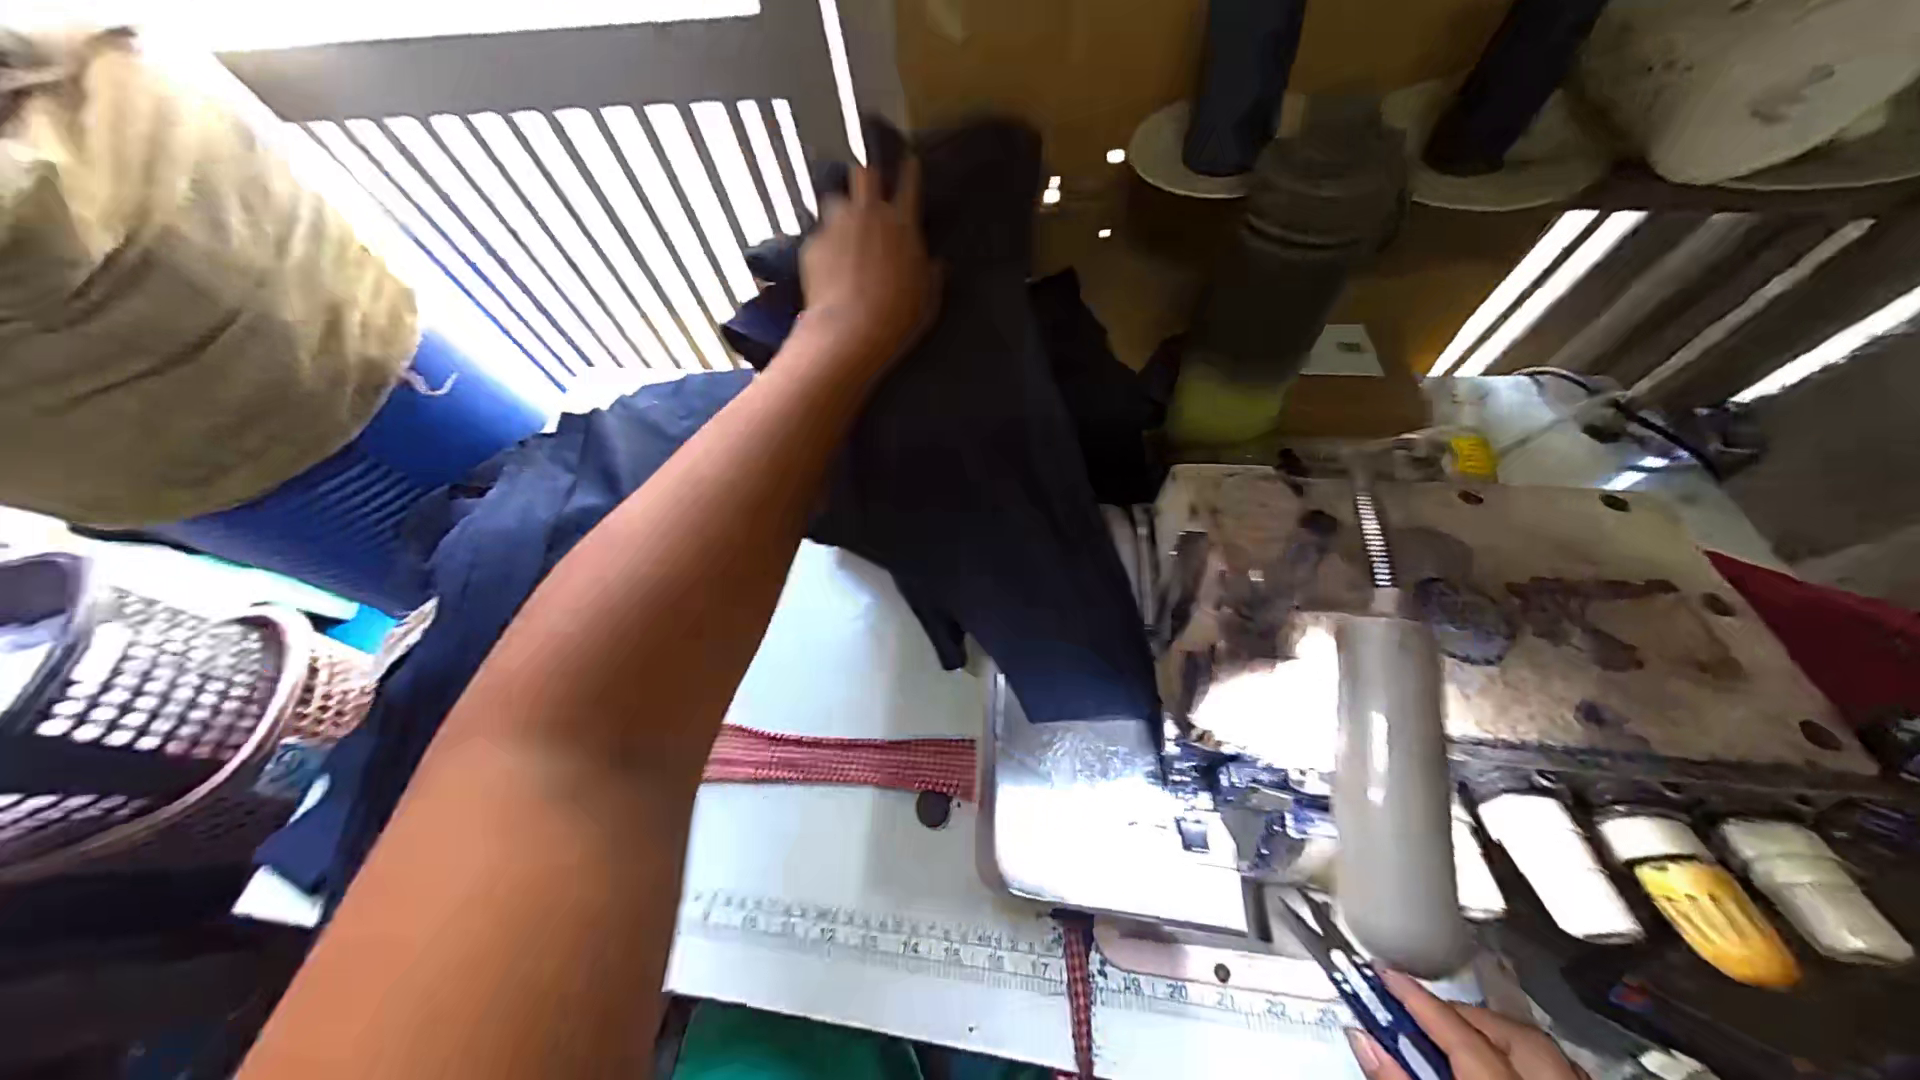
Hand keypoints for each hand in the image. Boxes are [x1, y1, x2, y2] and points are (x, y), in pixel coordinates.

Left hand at [798, 157, 937, 378]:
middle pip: (864, 173)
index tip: (909, 160)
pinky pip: (819, 236)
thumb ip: (931, 273)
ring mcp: (837, 226)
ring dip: (840, 212)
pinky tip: (827, 267)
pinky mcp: (813, 244)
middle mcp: (869, 214)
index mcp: (903, 224)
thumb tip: (936, 263)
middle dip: (866, 178)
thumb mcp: (928, 298)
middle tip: (867, 192)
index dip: (909, 169)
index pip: (909, 182)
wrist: (852, 330)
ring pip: (835, 200)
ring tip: (842, 233)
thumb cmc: (899, 316)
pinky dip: (825, 247)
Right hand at [1347, 971, 1587, 1079]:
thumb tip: (1364, 1038)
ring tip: (1461, 1036)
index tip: (1384, 974)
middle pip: (1512, 1033)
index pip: (1457, 1030)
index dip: (1415, 997)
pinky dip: (1536, 1062)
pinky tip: (1511, 1066)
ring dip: (1500, 1034)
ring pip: (1549, 1051)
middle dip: (1461, 1013)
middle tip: (1420, 1011)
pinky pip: (1571, 1073)